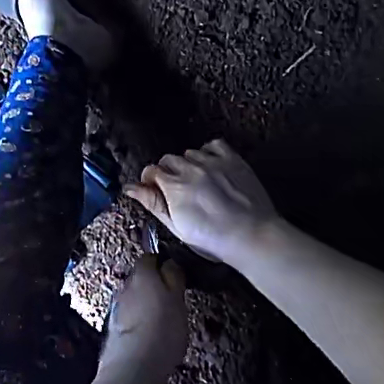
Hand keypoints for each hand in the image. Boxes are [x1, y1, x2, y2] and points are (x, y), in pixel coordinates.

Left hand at [96, 256, 187, 383]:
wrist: (132, 369)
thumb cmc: (162, 331)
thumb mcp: (179, 299)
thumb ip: (174, 277)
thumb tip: (170, 263)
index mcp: (141, 274)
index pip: (150, 258)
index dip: (162, 265)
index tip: (175, 277)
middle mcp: (124, 287)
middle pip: (140, 279)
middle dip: (154, 287)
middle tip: (172, 302)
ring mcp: (116, 309)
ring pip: (134, 300)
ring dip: (145, 306)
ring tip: (163, 324)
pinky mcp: (113, 330)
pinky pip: (129, 320)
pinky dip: (138, 324)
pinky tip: (150, 338)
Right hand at [126, 139, 280, 265]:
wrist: (252, 234)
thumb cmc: (214, 238)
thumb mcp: (176, 226)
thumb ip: (153, 203)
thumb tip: (131, 188)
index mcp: (174, 185)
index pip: (151, 170)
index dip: (150, 181)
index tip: (155, 190)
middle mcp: (191, 168)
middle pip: (168, 159)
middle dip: (168, 172)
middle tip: (177, 190)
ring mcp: (213, 161)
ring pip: (190, 153)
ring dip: (189, 164)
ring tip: (198, 182)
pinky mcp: (232, 159)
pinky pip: (213, 145)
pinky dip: (208, 152)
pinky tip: (211, 167)